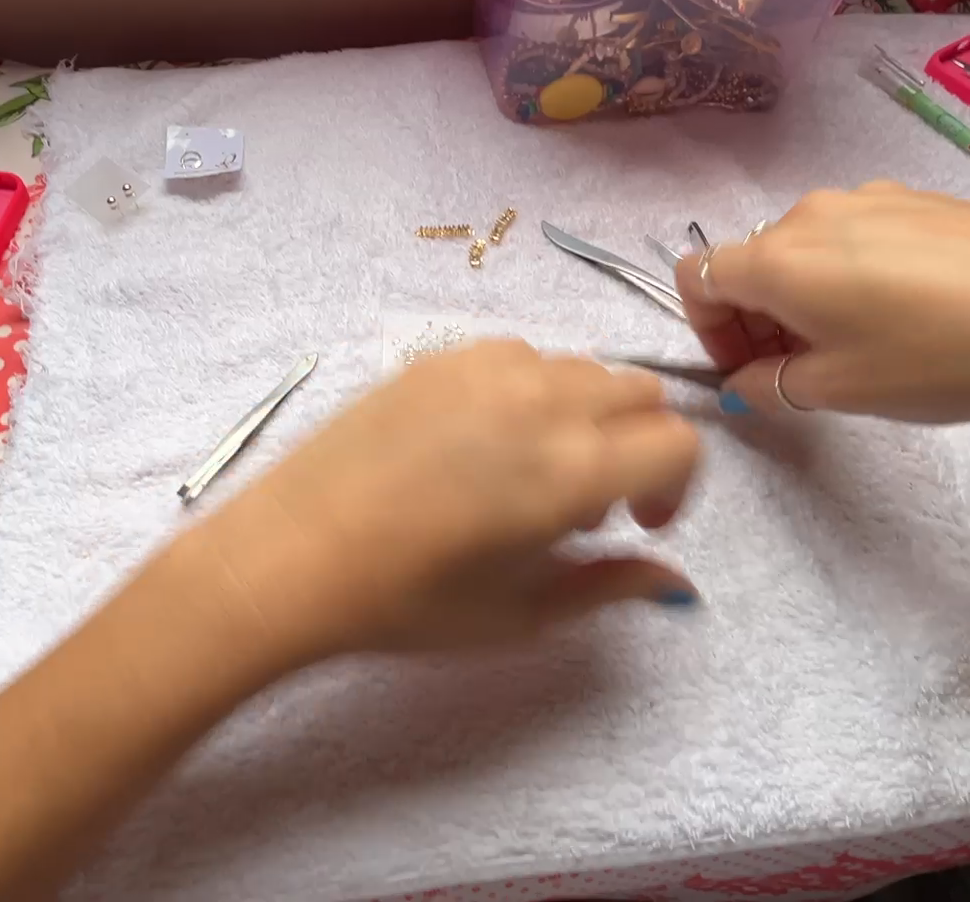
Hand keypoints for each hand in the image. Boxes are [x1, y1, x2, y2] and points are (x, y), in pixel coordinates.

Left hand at [189, 340, 700, 658]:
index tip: (633, 524)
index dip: (674, 487)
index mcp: (572, 466)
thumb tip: (676, 585)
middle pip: (637, 392)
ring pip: (577, 367)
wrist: (290, 553)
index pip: (678, 443)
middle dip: (635, 443)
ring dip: (582, 412)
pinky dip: (527, 389)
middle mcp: (540, 398)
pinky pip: (514, 356)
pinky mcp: (434, 358)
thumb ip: (610, 586)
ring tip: (527, 467)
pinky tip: (477, 437)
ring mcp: (482, 367)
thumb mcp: (519, 614)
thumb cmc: (406, 601)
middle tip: (583, 500)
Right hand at [677, 182, 969, 424]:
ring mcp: (870, 200)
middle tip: (794, 368)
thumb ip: (763, 385)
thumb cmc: (939, 359)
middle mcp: (810, 215)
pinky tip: (903, 313)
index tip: (745, 367)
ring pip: (800, 250)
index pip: (694, 278)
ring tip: (853, 343)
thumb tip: (744, 380)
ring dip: (798, 299)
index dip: (704, 328)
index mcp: (777, 258)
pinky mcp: (919, 201)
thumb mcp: (836, 390)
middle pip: (747, 264)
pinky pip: (851, 237)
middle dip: (751, 319)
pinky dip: (844, 276)